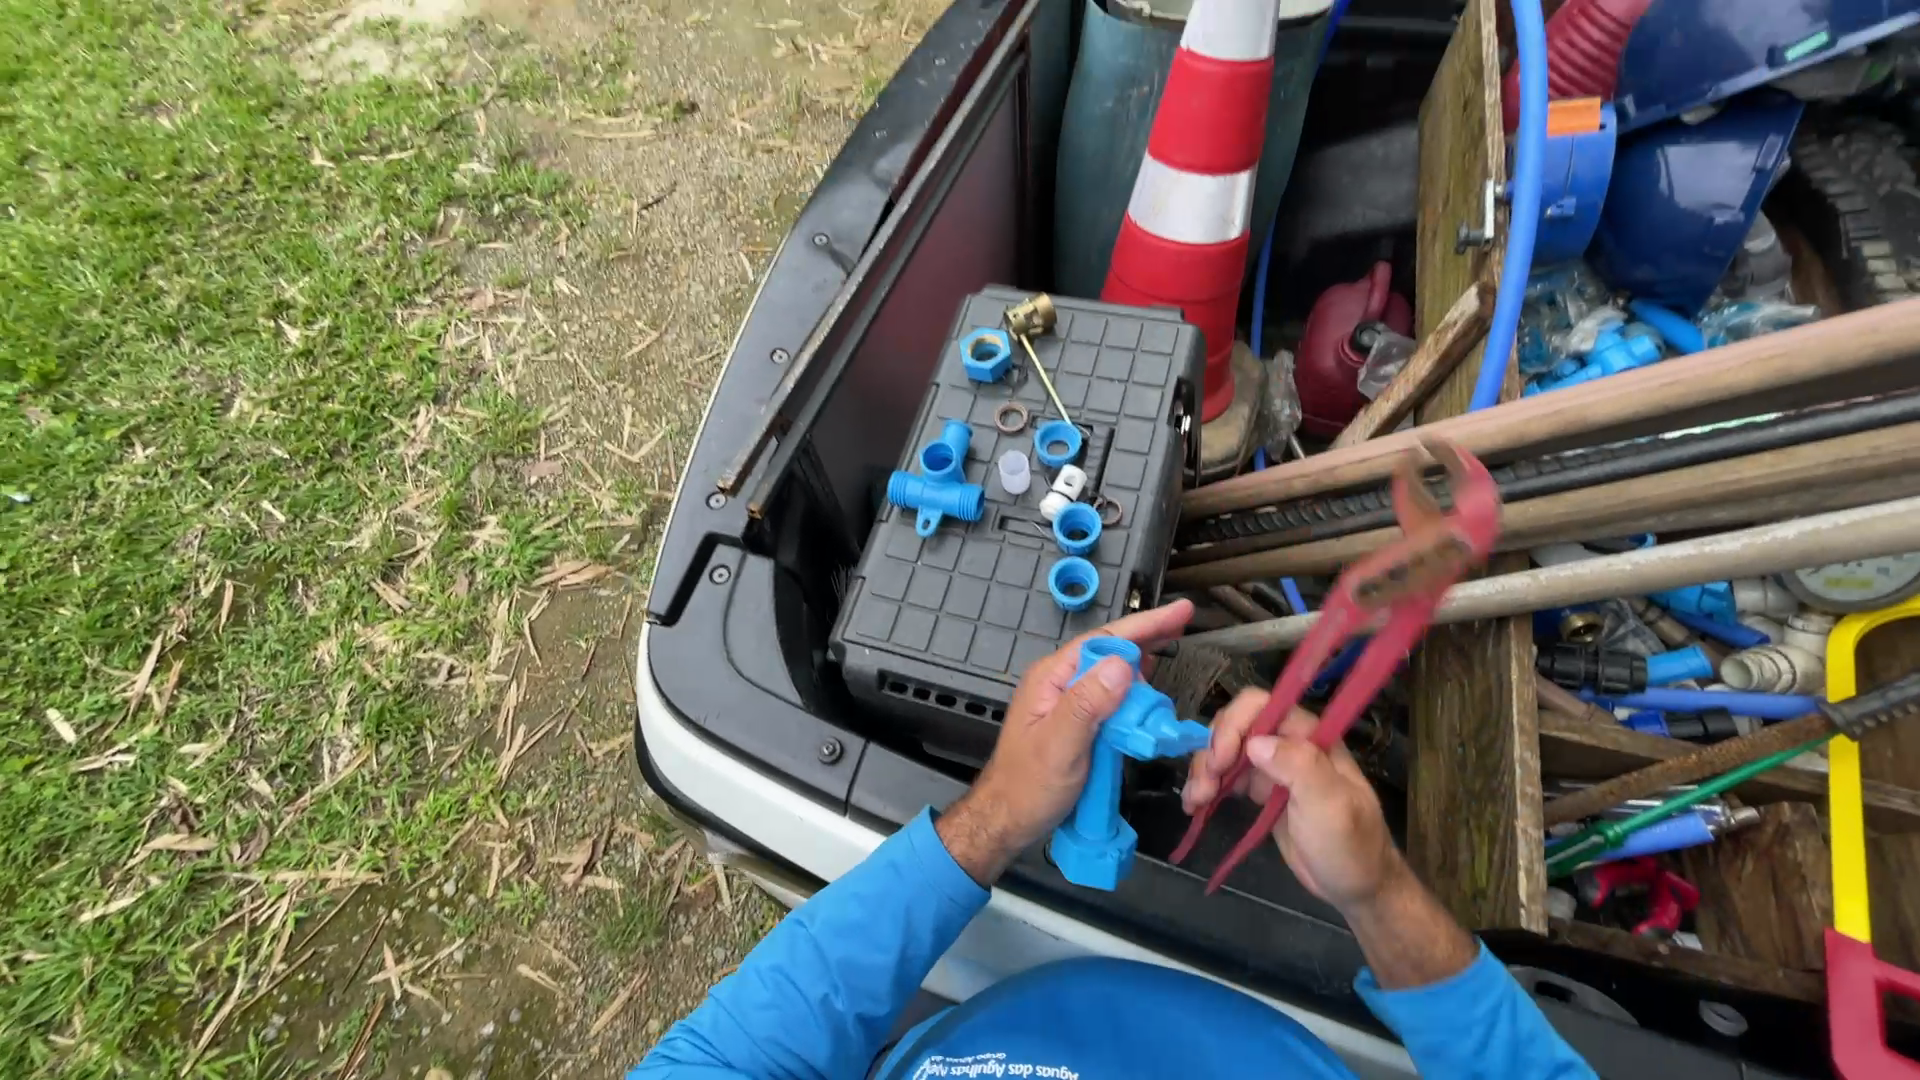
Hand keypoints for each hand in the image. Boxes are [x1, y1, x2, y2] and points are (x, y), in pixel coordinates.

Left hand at [937, 599, 1194, 885]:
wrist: (1007, 820)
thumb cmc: (1028, 786)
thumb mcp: (1060, 745)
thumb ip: (1088, 703)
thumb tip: (1124, 664)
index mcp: (1052, 677)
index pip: (1103, 640)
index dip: (1144, 625)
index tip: (1180, 611)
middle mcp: (1059, 681)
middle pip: (1109, 649)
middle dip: (1147, 635)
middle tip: (1184, 622)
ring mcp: (1067, 701)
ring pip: (1111, 672)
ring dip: (1142, 661)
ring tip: (1173, 645)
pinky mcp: (1076, 723)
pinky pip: (1110, 698)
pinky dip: (1134, 692)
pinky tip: (1149, 691)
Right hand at [1181, 690, 1405, 910]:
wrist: (1357, 888)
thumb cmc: (1350, 846)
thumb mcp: (1331, 806)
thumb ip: (1299, 767)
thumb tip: (1255, 743)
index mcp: (1308, 737)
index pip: (1260, 705)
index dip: (1234, 725)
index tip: (1221, 760)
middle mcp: (1287, 743)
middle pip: (1235, 725)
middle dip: (1213, 751)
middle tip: (1205, 786)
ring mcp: (1272, 767)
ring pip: (1224, 750)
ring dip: (1203, 771)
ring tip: (1196, 801)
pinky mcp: (1260, 790)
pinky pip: (1224, 776)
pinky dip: (1205, 786)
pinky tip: (1194, 805)